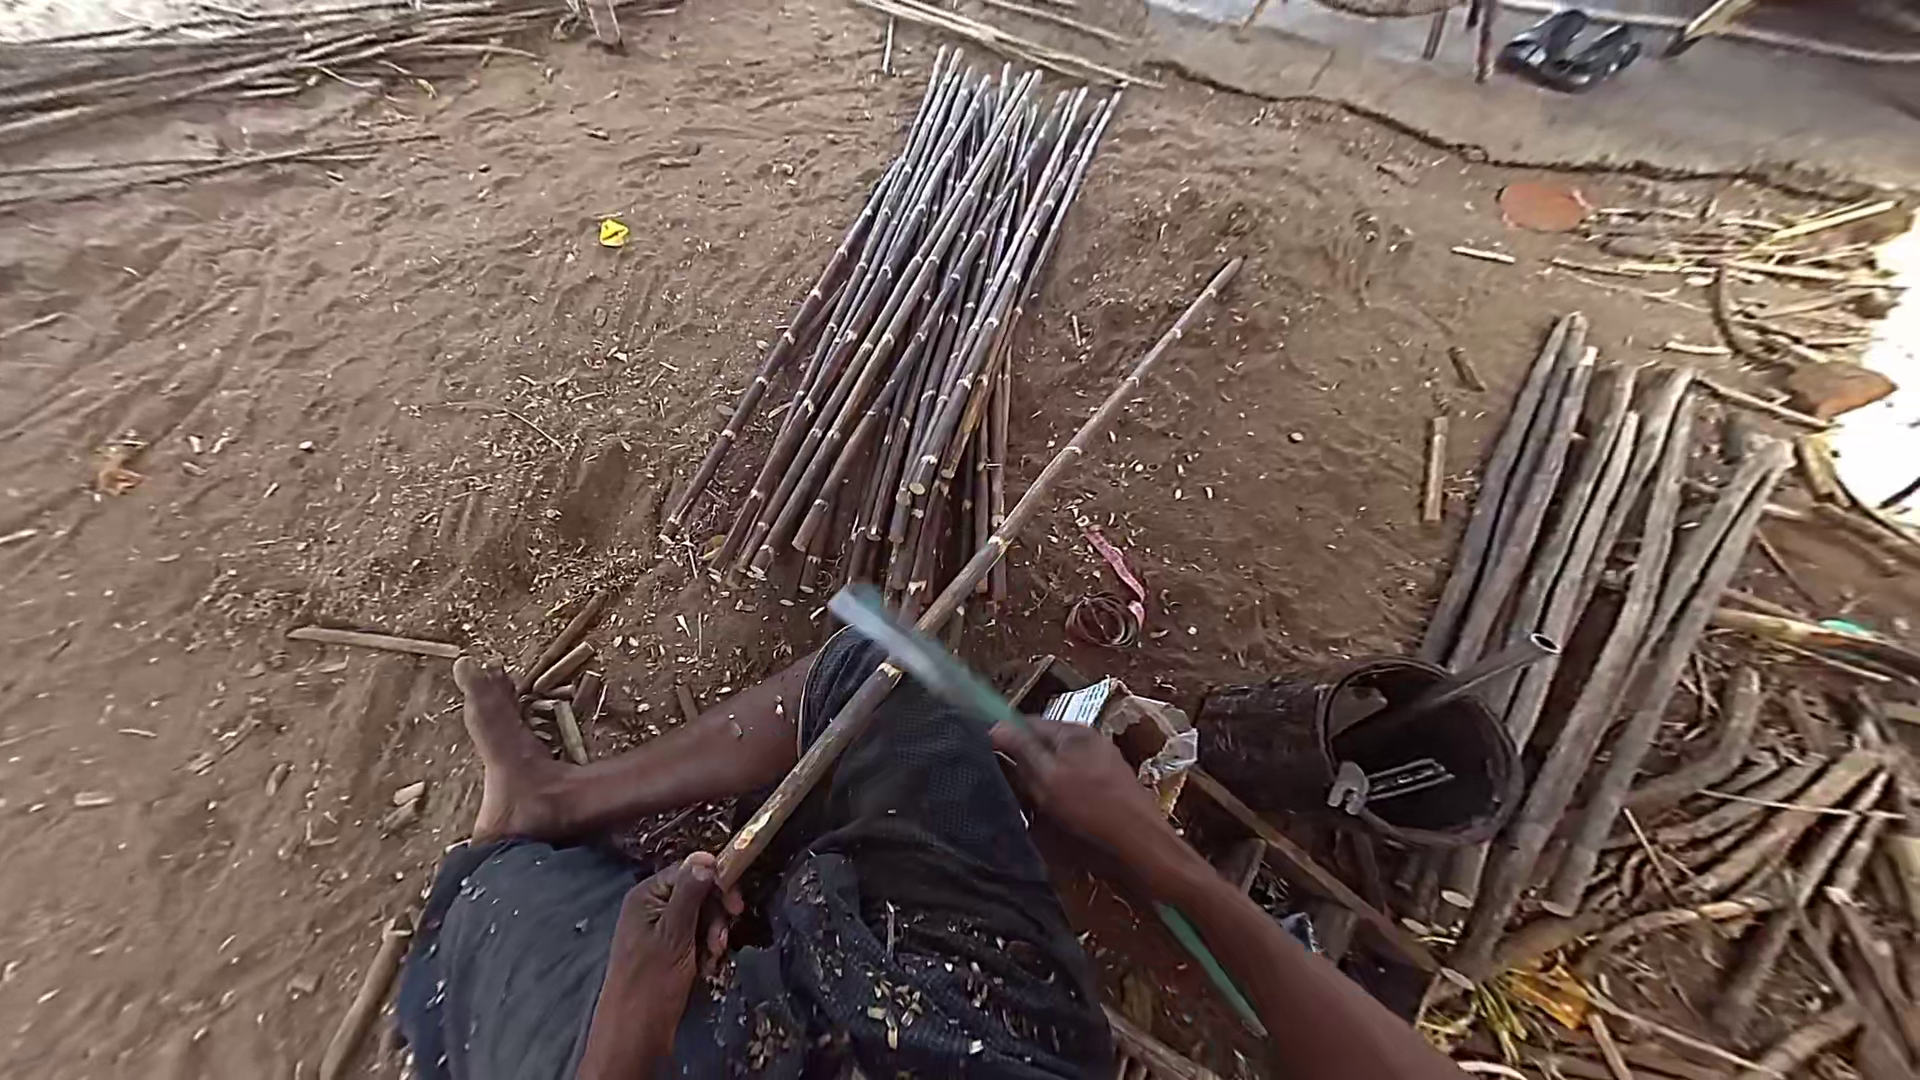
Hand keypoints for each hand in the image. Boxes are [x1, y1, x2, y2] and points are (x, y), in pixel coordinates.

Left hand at [617, 851, 743, 992]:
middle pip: (699, 891)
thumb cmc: (650, 987)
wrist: (632, 1045)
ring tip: (712, 958)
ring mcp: (660, 929)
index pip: (690, 869)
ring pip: (703, 914)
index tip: (735, 904)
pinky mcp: (669, 950)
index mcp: (646, 896)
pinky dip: (707, 948)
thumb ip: (689, 893)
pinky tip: (707, 966)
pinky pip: (698, 935)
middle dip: (716, 914)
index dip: (716, 882)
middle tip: (721, 938)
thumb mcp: (673, 935)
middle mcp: (652, 907)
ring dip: (714, 933)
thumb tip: (705, 856)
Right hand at [990, 717, 1185, 874]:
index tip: (992, 760)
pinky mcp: (1110, 784)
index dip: (1008, 739)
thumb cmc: (1091, 808)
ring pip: (1059, 764)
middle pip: (1045, 744)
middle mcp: (1090, 739)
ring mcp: (1103, 761)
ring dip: (1044, 780)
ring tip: (1036, 804)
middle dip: (1027, 763)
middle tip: (1016, 788)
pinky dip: (1062, 792)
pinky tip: (1060, 813)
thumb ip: (1021, 749)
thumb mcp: (1047, 778)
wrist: (1143, 845)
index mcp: (1074, 730)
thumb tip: (995, 726)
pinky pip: (1074, 780)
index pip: (1028, 722)